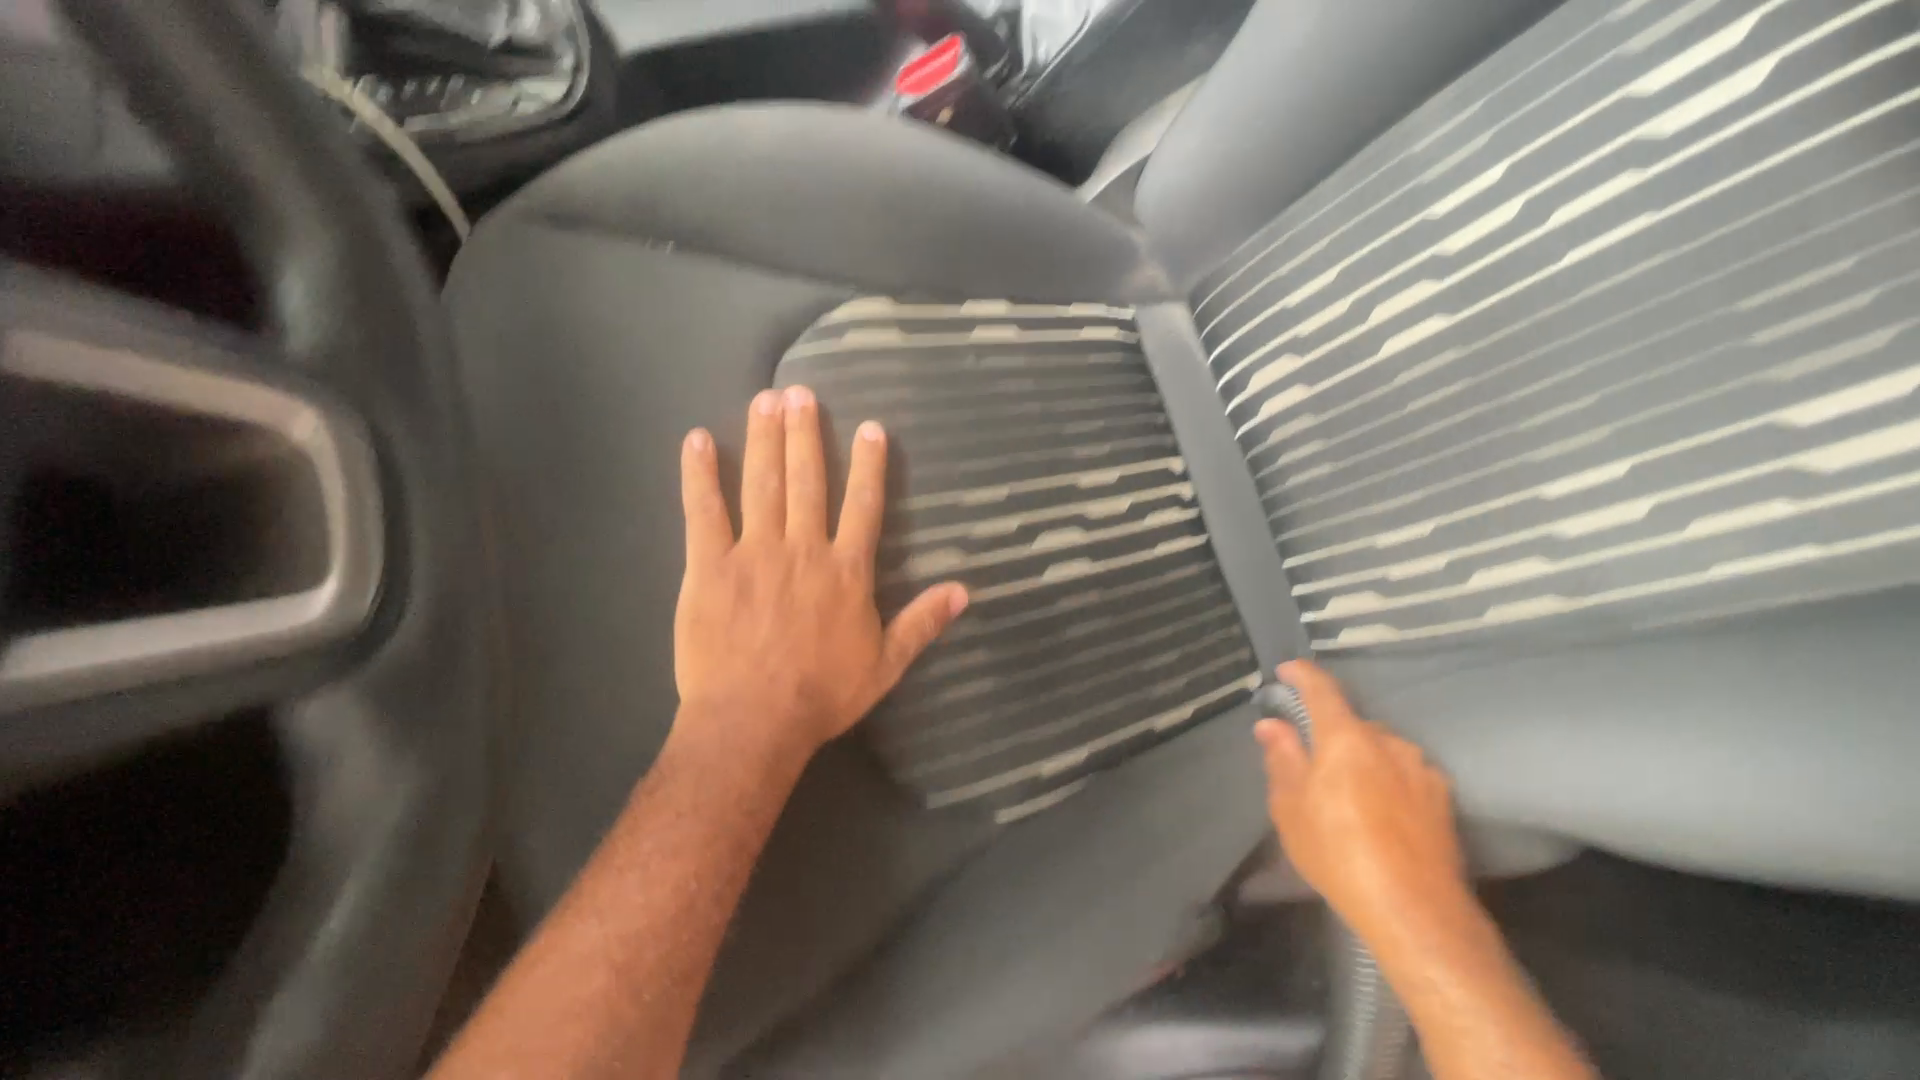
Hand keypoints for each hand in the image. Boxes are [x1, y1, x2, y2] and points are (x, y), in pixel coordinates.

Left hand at [674, 385, 967, 760]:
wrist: (755, 721)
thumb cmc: (822, 695)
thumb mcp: (886, 664)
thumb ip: (923, 623)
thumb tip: (966, 591)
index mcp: (846, 570)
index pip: (864, 505)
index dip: (869, 464)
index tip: (870, 427)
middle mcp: (803, 548)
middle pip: (808, 479)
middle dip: (805, 433)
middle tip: (801, 392)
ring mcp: (754, 552)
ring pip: (762, 483)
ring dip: (763, 438)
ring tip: (765, 399)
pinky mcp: (709, 565)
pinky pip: (703, 511)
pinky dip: (699, 474)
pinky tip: (696, 441)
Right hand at [1255, 660, 1465, 936]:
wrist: (1414, 909)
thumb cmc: (1338, 854)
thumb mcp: (1291, 809)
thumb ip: (1282, 759)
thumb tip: (1271, 724)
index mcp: (1345, 738)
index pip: (1322, 690)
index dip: (1302, 675)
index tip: (1286, 670)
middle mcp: (1388, 742)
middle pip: (1352, 724)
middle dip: (1330, 735)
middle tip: (1310, 764)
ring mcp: (1421, 769)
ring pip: (1382, 750)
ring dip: (1362, 759)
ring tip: (1348, 796)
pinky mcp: (1443, 798)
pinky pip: (1406, 774)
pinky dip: (1388, 781)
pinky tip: (1381, 814)